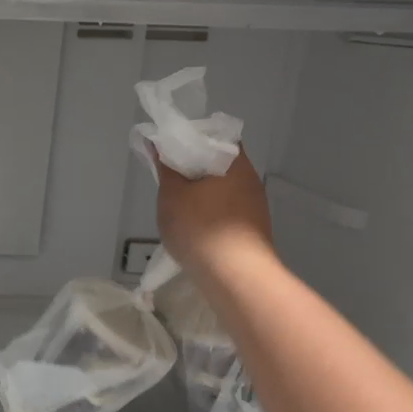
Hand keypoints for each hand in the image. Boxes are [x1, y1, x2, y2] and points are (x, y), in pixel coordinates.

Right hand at [154, 148, 274, 270]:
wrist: (234, 275)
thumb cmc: (200, 227)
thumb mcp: (172, 194)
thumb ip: (165, 168)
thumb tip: (157, 143)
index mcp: (235, 164)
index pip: (217, 137)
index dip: (193, 138)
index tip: (171, 148)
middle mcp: (250, 180)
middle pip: (220, 164)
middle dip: (195, 167)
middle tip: (169, 175)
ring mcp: (255, 206)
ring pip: (223, 188)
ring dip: (202, 191)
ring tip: (176, 202)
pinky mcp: (252, 229)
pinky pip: (227, 210)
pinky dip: (209, 211)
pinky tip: (193, 224)